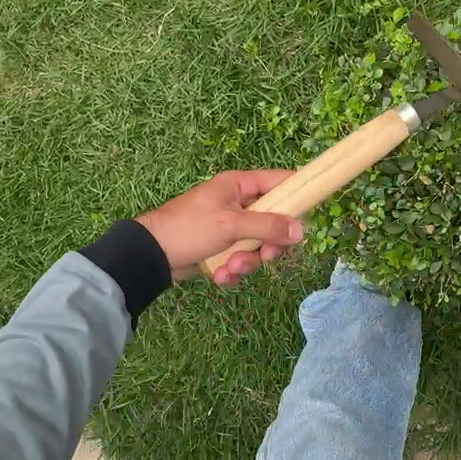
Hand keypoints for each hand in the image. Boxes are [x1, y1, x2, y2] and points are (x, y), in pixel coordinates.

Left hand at [135, 170, 303, 286]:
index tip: (311, 213)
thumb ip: (268, 226)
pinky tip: (220, 278)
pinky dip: (233, 271)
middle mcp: (237, 203)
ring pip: (257, 244)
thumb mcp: (231, 225)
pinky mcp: (220, 248)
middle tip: (266, 256)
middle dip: (268, 244)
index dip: (297, 195)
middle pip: (273, 221)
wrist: (149, 255)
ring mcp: (229, 227)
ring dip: (248, 262)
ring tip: (230, 270)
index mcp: (239, 185)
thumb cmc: (189, 229)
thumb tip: (301, 229)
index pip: (279, 182)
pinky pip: (240, 258)